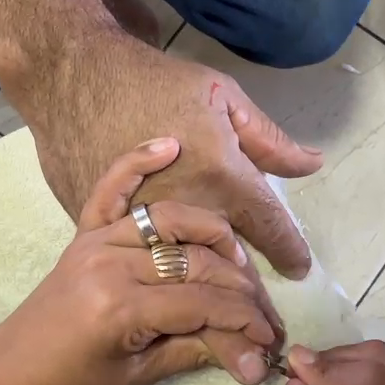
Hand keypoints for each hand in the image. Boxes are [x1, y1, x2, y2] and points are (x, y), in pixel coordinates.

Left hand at [0, 138, 280, 384]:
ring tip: (240, 255)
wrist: (11, 368)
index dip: (246, 320)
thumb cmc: (73, 380)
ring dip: (213, 232)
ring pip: (171, 221)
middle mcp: (111, 263)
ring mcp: (96, 240)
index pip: (204, 302)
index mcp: (122, 307)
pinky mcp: (84, 230)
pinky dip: (137, 162)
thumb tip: (258, 361)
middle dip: (241, 289)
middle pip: (197, 262)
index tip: (271, 336)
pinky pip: (112, 188)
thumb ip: (198, 353)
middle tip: (265, 311)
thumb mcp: (138, 375)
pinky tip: (170, 144)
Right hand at [24, 29, 323, 279]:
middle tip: (260, 303)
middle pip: (230, 264)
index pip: (270, 229)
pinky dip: (157, 274)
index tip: (299, 269)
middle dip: (250, 288)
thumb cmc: (153, 81)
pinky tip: (166, 281)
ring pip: (186, 277)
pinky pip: (138, 264)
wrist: (72, 79)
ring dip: (209, 294)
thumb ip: (268, 139)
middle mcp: (184, 212)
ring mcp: (139, 229)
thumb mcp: (221, 96)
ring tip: (224, 305)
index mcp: (221, 178)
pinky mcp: (99, 236)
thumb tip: (312, 165)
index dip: (291, 252)